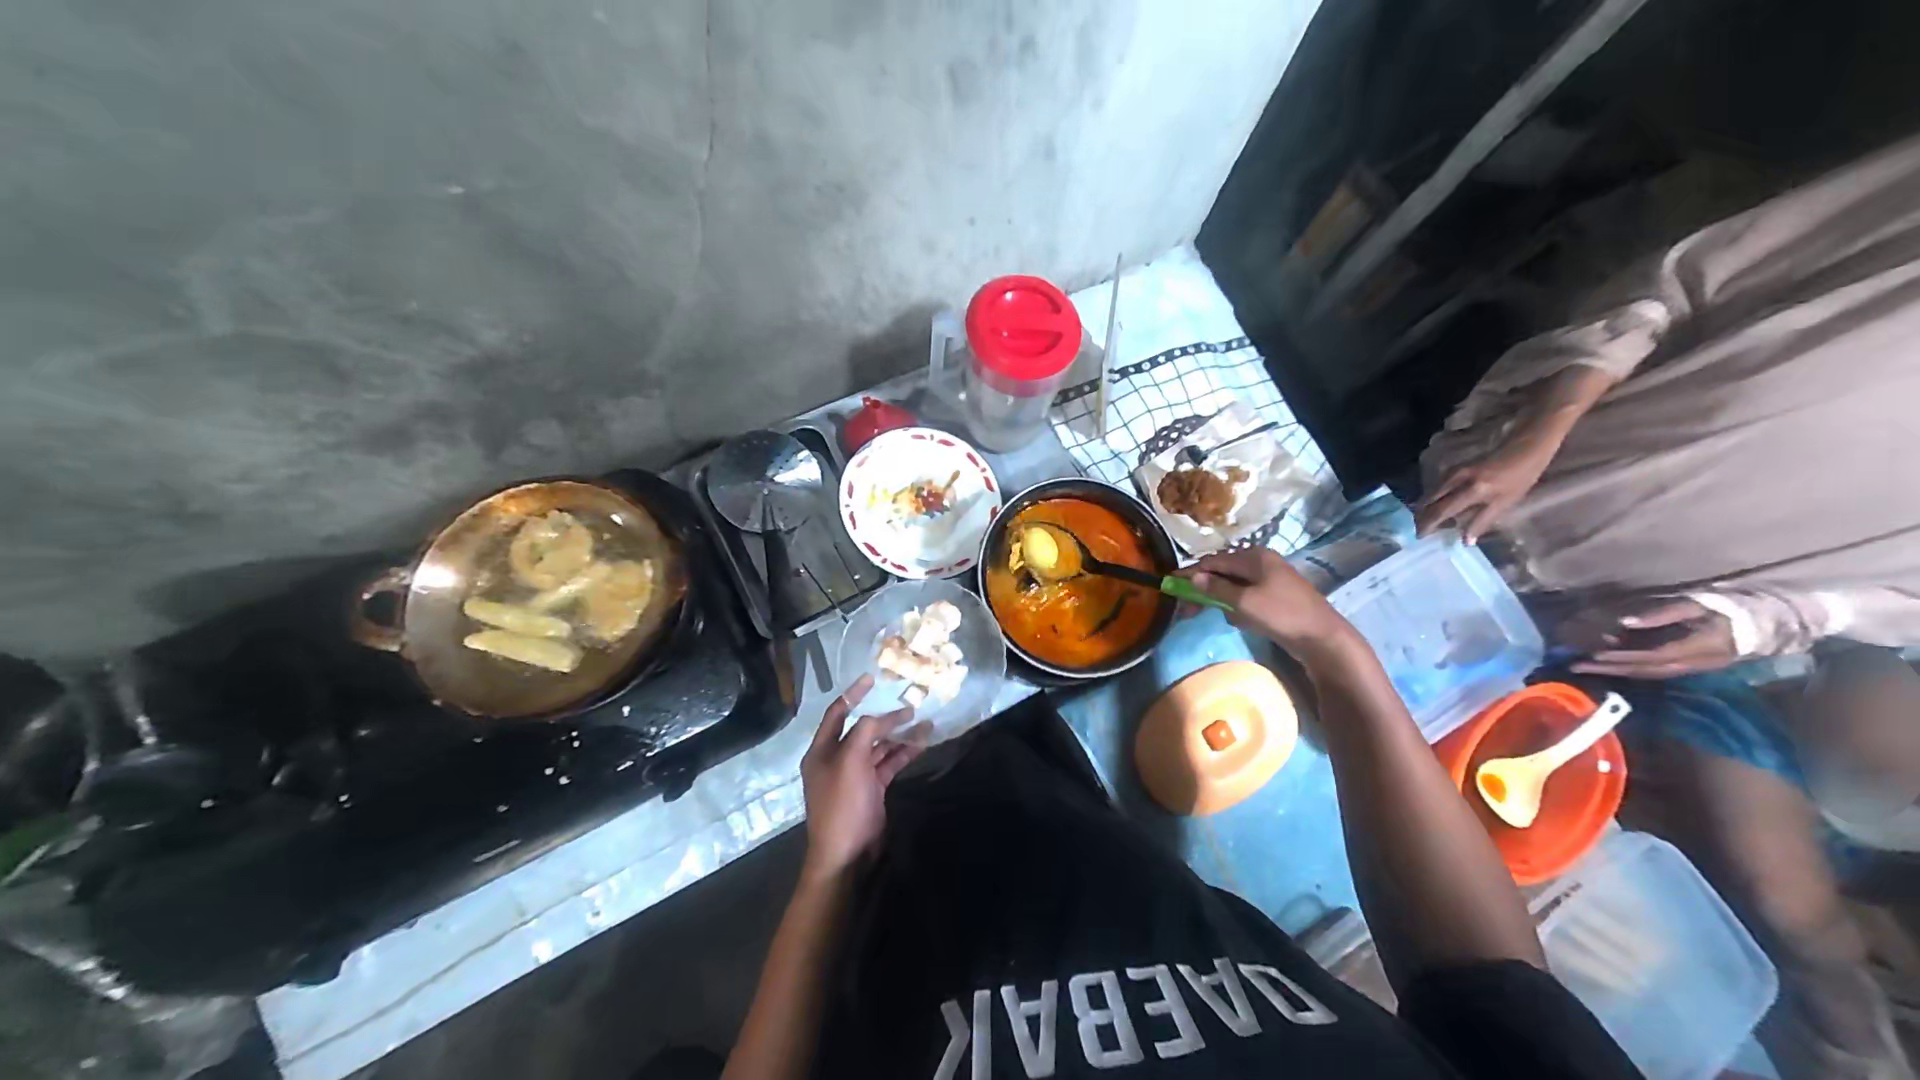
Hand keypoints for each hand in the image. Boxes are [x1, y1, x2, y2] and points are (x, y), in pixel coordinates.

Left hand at [799, 675, 924, 880]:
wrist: (847, 854)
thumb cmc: (842, 805)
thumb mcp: (850, 762)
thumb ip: (864, 732)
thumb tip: (881, 717)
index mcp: (822, 750)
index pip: (837, 713)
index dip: (853, 694)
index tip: (873, 679)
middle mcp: (837, 759)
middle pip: (862, 729)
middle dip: (886, 718)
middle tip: (911, 705)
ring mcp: (856, 775)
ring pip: (879, 747)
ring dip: (899, 735)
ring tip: (924, 723)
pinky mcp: (872, 789)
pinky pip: (889, 764)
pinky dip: (904, 753)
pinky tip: (922, 744)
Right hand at [1181, 548, 1358, 655]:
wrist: (1323, 638)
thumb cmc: (1282, 614)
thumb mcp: (1244, 602)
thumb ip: (1217, 589)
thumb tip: (1194, 578)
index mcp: (1254, 557)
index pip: (1213, 561)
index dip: (1191, 573)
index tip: (1171, 584)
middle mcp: (1261, 563)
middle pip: (1223, 572)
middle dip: (1204, 589)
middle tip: (1186, 607)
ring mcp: (1270, 580)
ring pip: (1234, 586)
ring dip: (1222, 600)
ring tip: (1215, 615)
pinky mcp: (1276, 597)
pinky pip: (1247, 597)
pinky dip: (1238, 607)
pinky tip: (1239, 621)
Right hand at [1415, 435, 1555, 542]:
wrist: (1526, 447)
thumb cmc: (1521, 476)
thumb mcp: (1505, 502)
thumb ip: (1482, 521)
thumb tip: (1466, 541)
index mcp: (1470, 492)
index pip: (1441, 512)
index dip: (1429, 525)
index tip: (1420, 537)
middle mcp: (1456, 481)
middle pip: (1430, 502)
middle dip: (1422, 517)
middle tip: (1421, 529)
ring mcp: (1453, 472)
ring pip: (1431, 494)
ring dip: (1426, 507)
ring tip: (1427, 519)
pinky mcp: (1455, 468)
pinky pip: (1437, 486)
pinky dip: (1433, 498)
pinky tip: (1436, 503)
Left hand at [1564, 597, 1739, 677]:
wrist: (1758, 627)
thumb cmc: (1722, 610)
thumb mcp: (1695, 606)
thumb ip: (1661, 614)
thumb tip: (1625, 622)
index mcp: (1700, 647)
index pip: (1655, 656)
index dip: (1626, 656)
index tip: (1597, 654)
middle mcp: (1695, 663)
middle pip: (1646, 670)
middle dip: (1610, 669)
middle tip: (1576, 667)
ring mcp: (1692, 669)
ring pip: (1648, 674)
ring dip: (1615, 671)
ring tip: (1584, 668)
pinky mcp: (1686, 669)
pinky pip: (1653, 672)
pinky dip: (1629, 669)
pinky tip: (1606, 664)